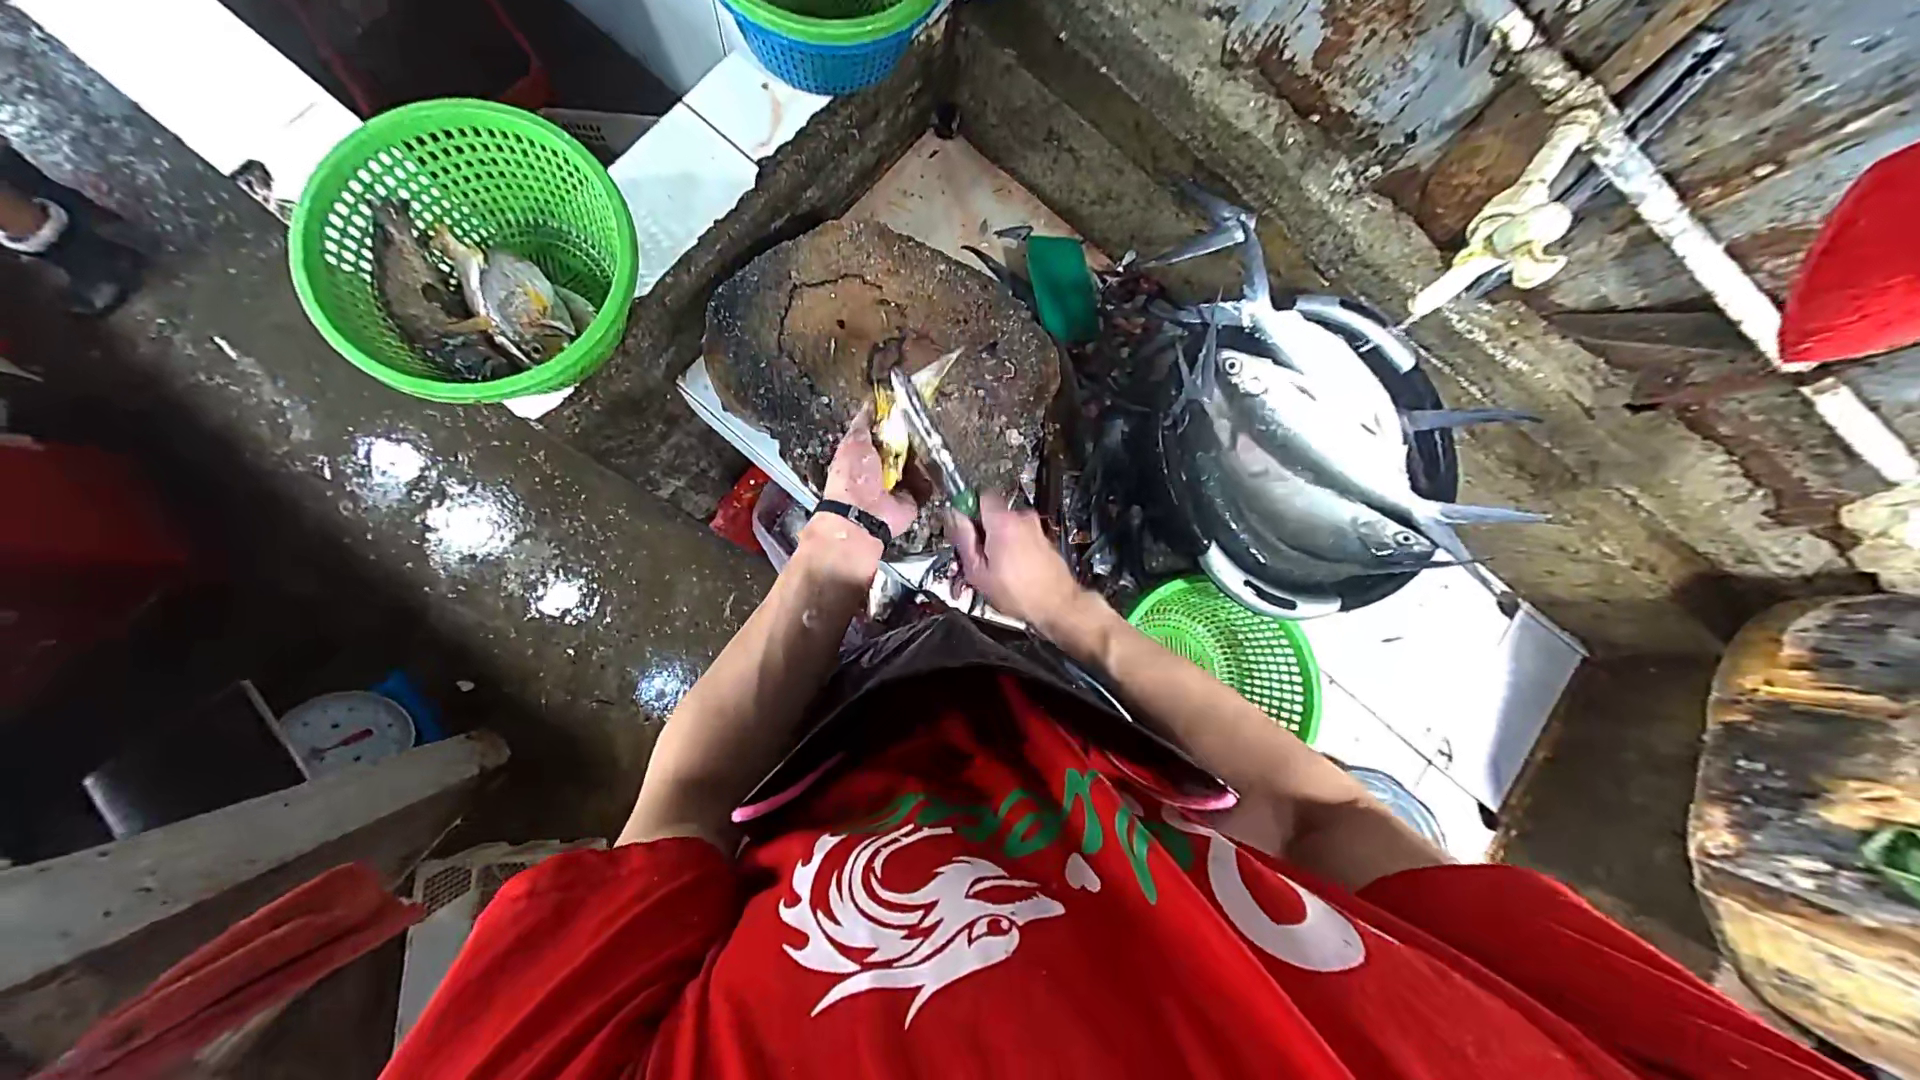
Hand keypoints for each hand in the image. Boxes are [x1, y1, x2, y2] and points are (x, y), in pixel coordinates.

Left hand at [800, 406, 918, 579]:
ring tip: (928, 445)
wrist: (863, 515)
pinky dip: (930, 476)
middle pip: (902, 447)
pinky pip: (925, 483)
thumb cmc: (851, 480)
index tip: (904, 410)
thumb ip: (863, 423)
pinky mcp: (910, 498)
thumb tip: (869, 405)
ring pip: (916, 463)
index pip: (881, 433)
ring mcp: (896, 484)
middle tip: (919, 428)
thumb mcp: (854, 442)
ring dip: (922, 456)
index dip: (892, 422)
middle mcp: (880, 469)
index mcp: (862, 455)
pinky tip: (933, 464)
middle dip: (911, 438)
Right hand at [948, 493, 1088, 635]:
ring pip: (1006, 526)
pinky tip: (1010, 570)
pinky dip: (1012, 548)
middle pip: (992, 512)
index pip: (980, 495)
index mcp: (1003, 522)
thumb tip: (953, 519)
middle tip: (975, 555)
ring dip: (997, 541)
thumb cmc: (1021, 593)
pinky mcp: (1042, 539)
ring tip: (993, 567)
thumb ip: (963, 539)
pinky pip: (1019, 536)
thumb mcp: (978, 571)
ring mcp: (1035, 528)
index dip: (967, 509)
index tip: (962, 525)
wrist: (1057, 605)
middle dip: (981, 530)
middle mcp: (1021, 519)